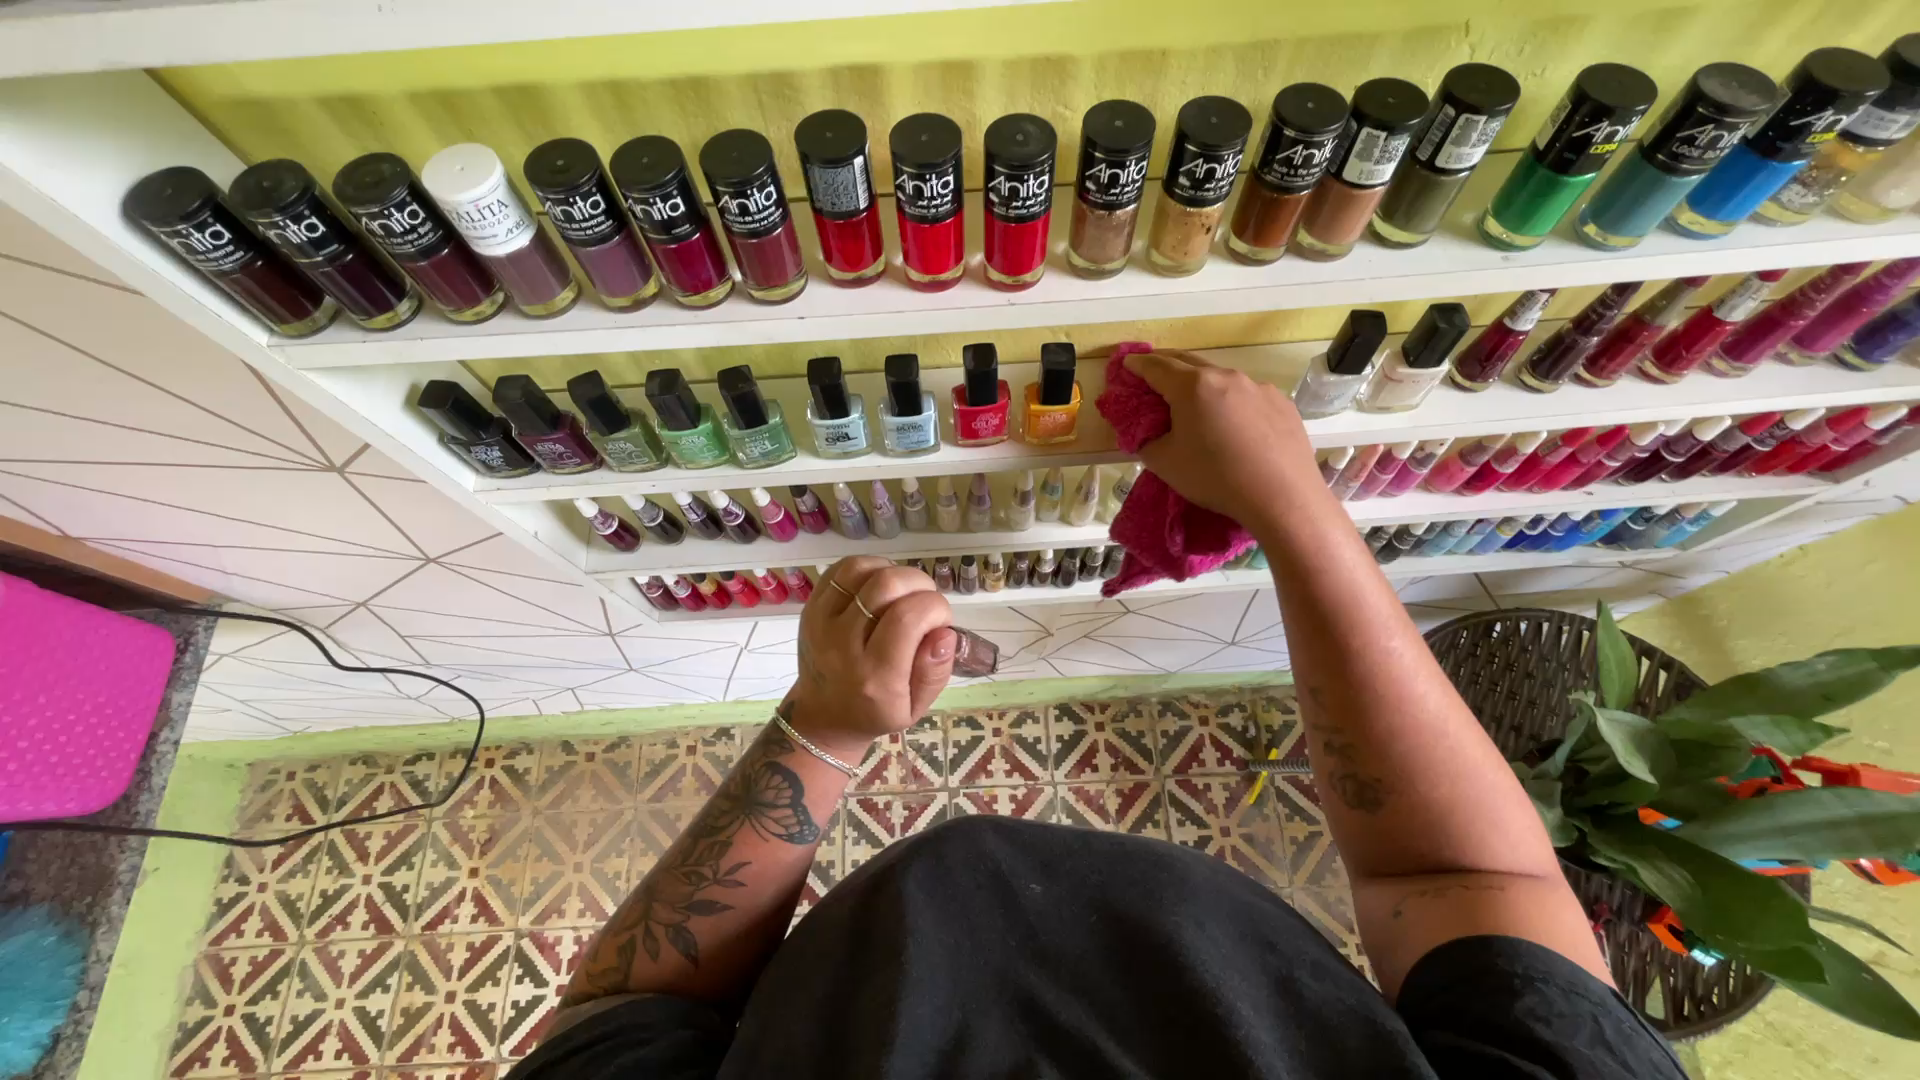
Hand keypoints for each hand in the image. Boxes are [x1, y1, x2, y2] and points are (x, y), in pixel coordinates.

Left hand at [786, 556, 955, 759]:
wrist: (823, 717)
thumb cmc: (875, 712)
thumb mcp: (915, 709)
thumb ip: (934, 673)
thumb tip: (945, 632)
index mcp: (874, 676)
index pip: (909, 617)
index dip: (937, 607)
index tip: (941, 621)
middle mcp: (843, 644)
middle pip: (886, 584)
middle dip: (920, 583)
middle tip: (925, 603)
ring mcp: (821, 621)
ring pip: (860, 568)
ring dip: (892, 570)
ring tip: (903, 592)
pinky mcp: (810, 607)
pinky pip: (840, 569)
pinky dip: (867, 567)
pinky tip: (879, 586)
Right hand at [1124, 350, 1323, 528]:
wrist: (1282, 496)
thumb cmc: (1215, 477)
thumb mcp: (1165, 464)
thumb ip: (1147, 442)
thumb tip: (1150, 433)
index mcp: (1192, 387)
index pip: (1156, 368)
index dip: (1138, 365)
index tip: (1127, 363)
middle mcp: (1226, 377)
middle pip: (1189, 362)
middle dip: (1167, 362)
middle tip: (1153, 367)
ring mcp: (1259, 387)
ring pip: (1222, 378)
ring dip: (1203, 384)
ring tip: (1196, 402)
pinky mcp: (1282, 403)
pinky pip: (1248, 396)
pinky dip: (1232, 402)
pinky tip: (1235, 426)